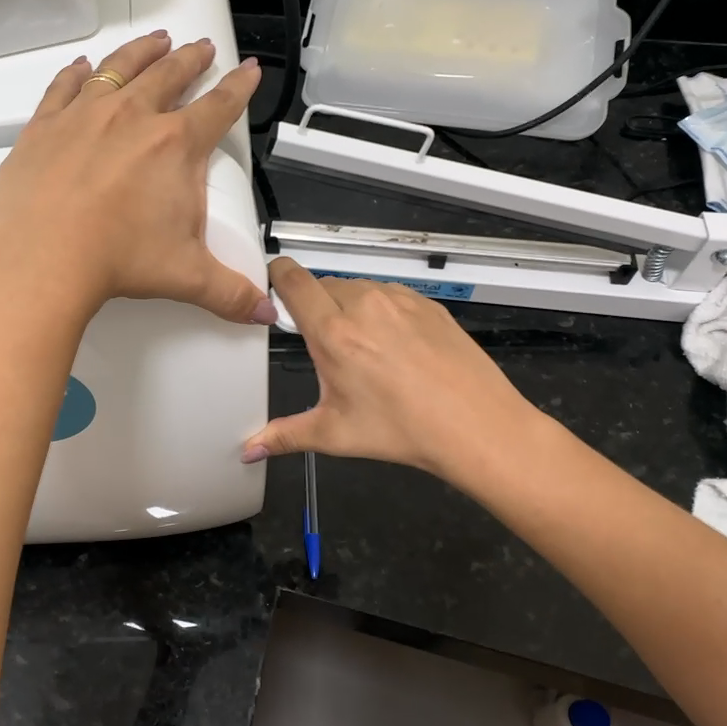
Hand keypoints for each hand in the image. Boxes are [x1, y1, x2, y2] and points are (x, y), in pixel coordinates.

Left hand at [0, 31, 273, 323]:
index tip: (248, 72)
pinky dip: (76, 72)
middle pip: (170, 75)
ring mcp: (85, 115)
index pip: (218, 106)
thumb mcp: (185, 277)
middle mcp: (132, 117)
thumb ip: (230, 292)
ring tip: (155, 40)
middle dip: (191, 59)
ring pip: (120, 68)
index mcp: (174, 145)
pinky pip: (64, 87)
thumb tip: (261, 312)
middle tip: (202, 48)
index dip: (239, 87)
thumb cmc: (113, 260)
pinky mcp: (44, 126)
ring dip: (142, 52)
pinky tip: (83, 66)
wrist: (41, 257)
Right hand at [243, 259, 552, 494]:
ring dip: (349, 306)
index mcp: (333, 333)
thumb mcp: (334, 434)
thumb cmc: (402, 430)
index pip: (293, 280)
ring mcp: (400, 300)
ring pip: (358, 288)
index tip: (273, 286)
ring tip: (361, 346)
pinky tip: (394, 345)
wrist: (477, 426)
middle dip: (314, 304)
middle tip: (321, 340)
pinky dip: (382, 311)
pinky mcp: (428, 304)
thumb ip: (283, 435)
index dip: (277, 275)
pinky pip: (390, 295)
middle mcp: (364, 305)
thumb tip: (248, 450)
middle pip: (323, 284)